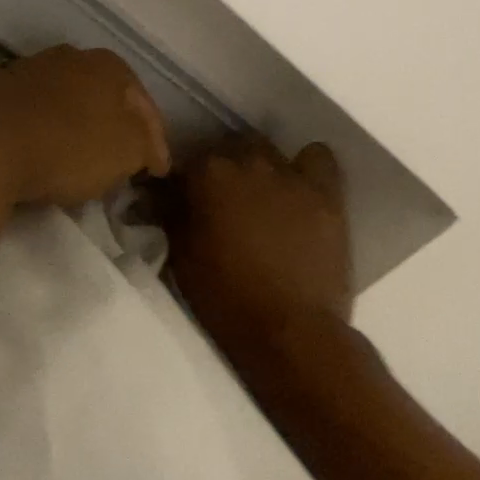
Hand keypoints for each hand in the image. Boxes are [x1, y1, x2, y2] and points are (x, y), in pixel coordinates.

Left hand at [0, 46, 170, 205]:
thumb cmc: (69, 145)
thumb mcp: (127, 151)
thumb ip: (145, 144)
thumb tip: (146, 147)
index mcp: (108, 64)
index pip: (143, 102)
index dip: (155, 139)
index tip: (158, 170)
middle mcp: (70, 56)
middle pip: (104, 95)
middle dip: (115, 125)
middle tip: (124, 160)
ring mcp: (29, 70)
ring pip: (68, 101)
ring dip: (79, 126)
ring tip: (84, 160)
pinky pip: (36, 114)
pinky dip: (47, 131)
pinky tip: (47, 152)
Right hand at [166, 134, 353, 338]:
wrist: (290, 332)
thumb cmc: (225, 296)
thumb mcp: (181, 256)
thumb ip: (168, 214)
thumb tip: (153, 193)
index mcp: (206, 173)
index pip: (185, 161)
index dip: (181, 182)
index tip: (180, 200)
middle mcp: (247, 161)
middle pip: (228, 146)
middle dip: (222, 167)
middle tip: (221, 200)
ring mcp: (290, 174)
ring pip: (268, 149)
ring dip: (259, 165)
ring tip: (259, 194)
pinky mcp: (326, 193)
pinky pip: (318, 157)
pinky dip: (307, 165)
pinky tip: (300, 187)